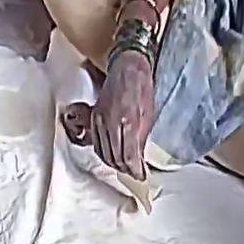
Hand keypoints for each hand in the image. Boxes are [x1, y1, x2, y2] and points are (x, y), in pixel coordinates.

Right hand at [92, 50, 155, 181]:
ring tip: (124, 168)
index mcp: (129, 122)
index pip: (129, 156)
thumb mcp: (148, 115)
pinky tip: (111, 156)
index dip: (135, 170)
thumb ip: (142, 139)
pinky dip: (104, 154)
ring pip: (104, 153)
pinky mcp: (95, 118)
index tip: (141, 176)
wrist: (127, 67)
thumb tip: (139, 161)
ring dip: (114, 164)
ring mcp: (101, 120)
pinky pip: (97, 144)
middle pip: (115, 158)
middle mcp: (112, 123)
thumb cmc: (142, 88)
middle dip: (125, 170)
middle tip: (133, 174)